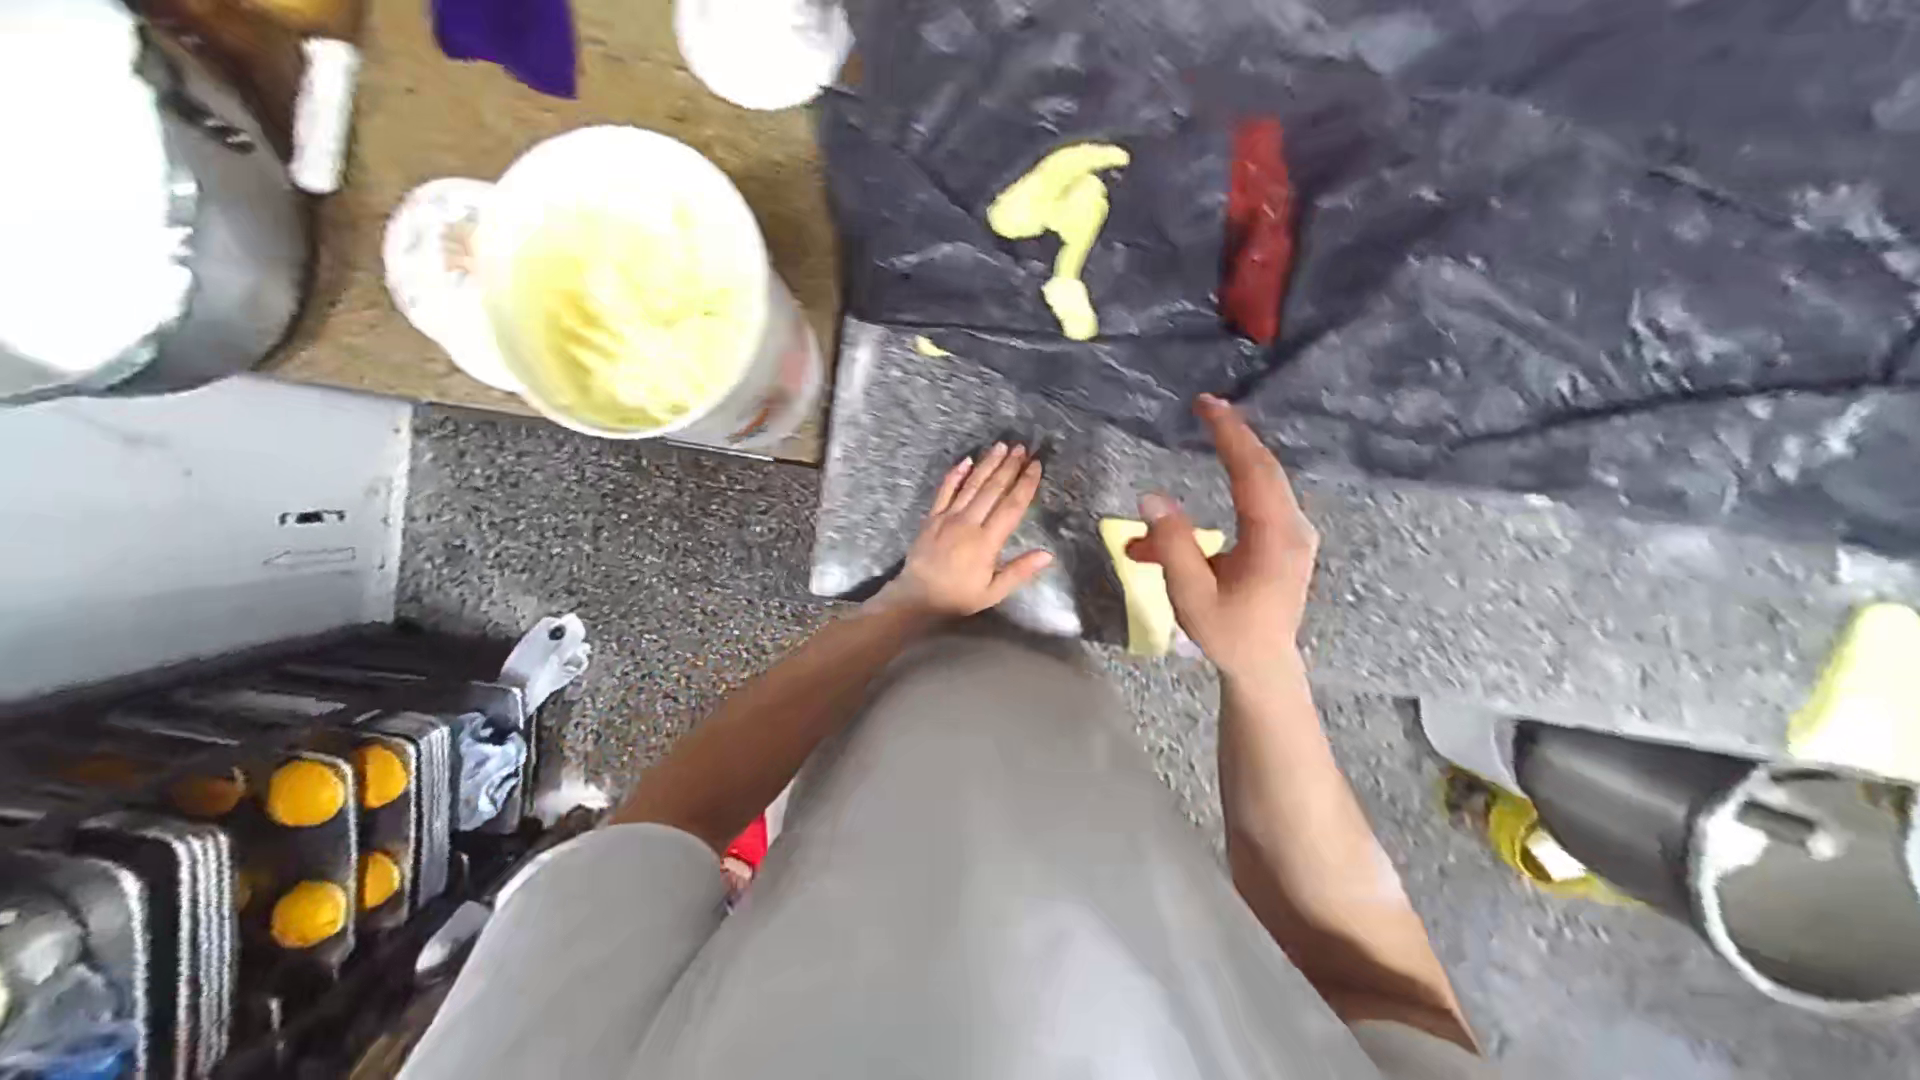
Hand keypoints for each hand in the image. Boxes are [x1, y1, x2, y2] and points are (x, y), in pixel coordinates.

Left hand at [872, 442, 1052, 619]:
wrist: (917, 597)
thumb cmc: (958, 597)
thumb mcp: (993, 592)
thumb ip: (1020, 571)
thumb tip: (1048, 554)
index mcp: (986, 542)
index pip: (1012, 506)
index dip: (1026, 484)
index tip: (1036, 466)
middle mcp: (968, 523)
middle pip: (993, 489)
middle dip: (1009, 466)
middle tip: (1022, 448)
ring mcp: (948, 517)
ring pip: (971, 485)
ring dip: (987, 464)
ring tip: (1001, 446)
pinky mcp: (932, 517)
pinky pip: (944, 490)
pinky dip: (955, 474)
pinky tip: (966, 460)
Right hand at [1126, 395, 1317, 680]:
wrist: (1263, 664)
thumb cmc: (1228, 632)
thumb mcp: (1190, 593)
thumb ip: (1172, 543)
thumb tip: (1151, 496)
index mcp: (1275, 538)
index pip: (1253, 471)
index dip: (1230, 435)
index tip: (1207, 404)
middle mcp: (1292, 528)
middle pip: (1264, 468)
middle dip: (1235, 435)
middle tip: (1207, 406)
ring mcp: (1293, 534)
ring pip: (1260, 484)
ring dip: (1231, 462)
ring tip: (1208, 435)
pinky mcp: (1284, 541)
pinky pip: (1258, 502)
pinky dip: (1232, 487)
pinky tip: (1210, 493)